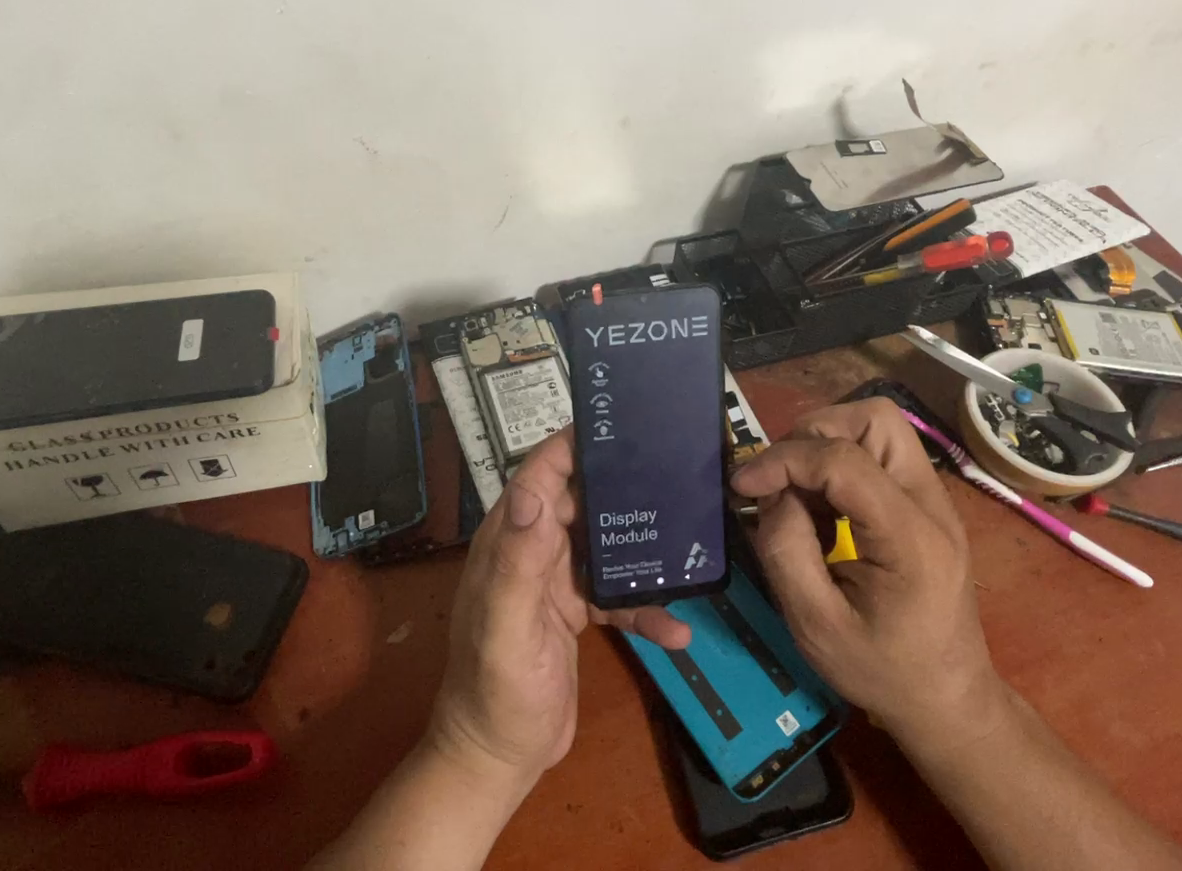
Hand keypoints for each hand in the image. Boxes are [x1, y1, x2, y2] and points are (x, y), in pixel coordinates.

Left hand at [425, 429, 687, 800]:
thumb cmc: (495, 692)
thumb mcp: (506, 628)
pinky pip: (616, 594)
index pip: (538, 477)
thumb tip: (533, 492)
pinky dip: (643, 606)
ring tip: (686, 538)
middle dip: (618, 486)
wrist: (499, 757)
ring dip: (640, 545)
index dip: (570, 447)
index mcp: (509, 543)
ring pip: (603, 542)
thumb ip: (517, 562)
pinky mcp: (576, 610)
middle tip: (670, 472)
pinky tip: (675, 628)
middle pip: (578, 501)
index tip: (615, 424)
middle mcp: (532, 552)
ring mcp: (555, 581)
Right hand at [730, 399, 1009, 757]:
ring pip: (879, 426)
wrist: (947, 700)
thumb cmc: (881, 671)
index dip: (783, 460)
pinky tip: (821, 506)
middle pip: (874, 419)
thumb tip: (771, 494)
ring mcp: (935, 500)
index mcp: (910, 538)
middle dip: (812, 434)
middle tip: (778, 479)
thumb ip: (786, 551)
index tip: (742, 485)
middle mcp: (932, 504)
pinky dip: (840, 461)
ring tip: (797, 489)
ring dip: (827, 442)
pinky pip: (880, 452)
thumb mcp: (815, 625)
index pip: (843, 460)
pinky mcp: (926, 505)